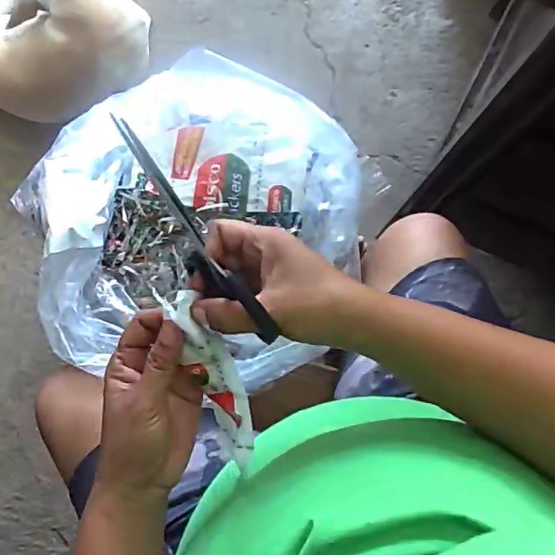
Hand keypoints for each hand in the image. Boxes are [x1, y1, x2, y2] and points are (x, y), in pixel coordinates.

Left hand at [97, 309, 204, 499]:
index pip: (142, 326)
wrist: (144, 482)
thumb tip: (173, 323)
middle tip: (211, 318)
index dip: (161, 316)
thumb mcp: (143, 400)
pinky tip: (227, 354)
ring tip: (223, 332)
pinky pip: (204, 369)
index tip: (185, 311)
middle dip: (188, 325)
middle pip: (169, 334)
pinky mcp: (192, 392)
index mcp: (127, 361)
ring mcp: (172, 377)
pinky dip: (215, 362)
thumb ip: (160, 362)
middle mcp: (150, 363)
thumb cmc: (131, 440)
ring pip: (189, 349)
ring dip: (204, 341)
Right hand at [193, 220, 370, 347]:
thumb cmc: (316, 305)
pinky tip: (233, 323)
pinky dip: (237, 304)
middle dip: (211, 279)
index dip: (208, 253)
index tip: (206, 283)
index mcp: (264, 241)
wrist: (359, 321)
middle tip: (204, 308)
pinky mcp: (277, 288)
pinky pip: (247, 290)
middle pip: (224, 255)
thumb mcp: (269, 311)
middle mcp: (265, 250)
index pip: (220, 231)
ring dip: (223, 295)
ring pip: (234, 276)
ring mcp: (272, 269)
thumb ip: (228, 313)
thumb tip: (195, 312)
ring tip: (216, 320)